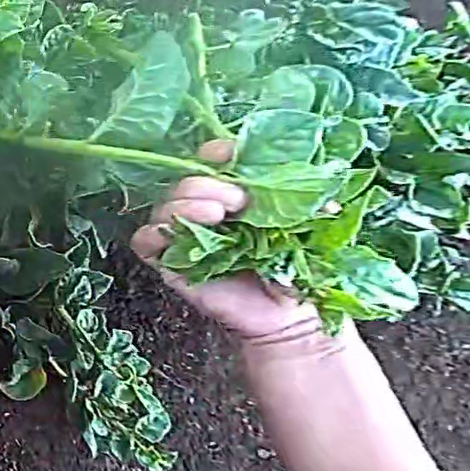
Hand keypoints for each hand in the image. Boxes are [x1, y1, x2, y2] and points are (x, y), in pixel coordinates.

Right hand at [129, 140, 327, 347]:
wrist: (285, 318)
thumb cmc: (294, 271)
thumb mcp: (308, 233)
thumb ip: (310, 210)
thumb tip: (326, 198)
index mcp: (232, 193)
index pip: (212, 160)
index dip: (216, 152)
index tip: (232, 154)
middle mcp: (202, 209)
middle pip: (185, 182)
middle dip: (209, 185)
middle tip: (239, 201)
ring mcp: (181, 235)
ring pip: (163, 206)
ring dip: (186, 204)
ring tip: (218, 215)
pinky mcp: (166, 262)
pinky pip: (143, 240)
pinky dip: (153, 233)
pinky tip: (178, 235)